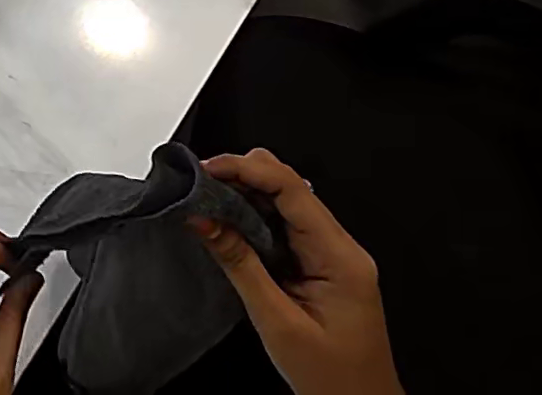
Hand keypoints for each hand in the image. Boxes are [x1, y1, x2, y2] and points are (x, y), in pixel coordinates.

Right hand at [191, 150, 403, 394]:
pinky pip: (280, 216)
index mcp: (340, 257)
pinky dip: (249, 209)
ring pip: (280, 194)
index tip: (207, 169)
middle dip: (240, 174)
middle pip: (285, 181)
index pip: (291, 187)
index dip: (245, 168)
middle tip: (202, 185)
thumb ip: (238, 263)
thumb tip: (201, 217)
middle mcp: (339, 245)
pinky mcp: (316, 256)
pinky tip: (228, 218)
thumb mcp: (277, 322)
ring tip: (208, 201)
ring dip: (242, 191)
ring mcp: (329, 250)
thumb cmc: (334, 381)